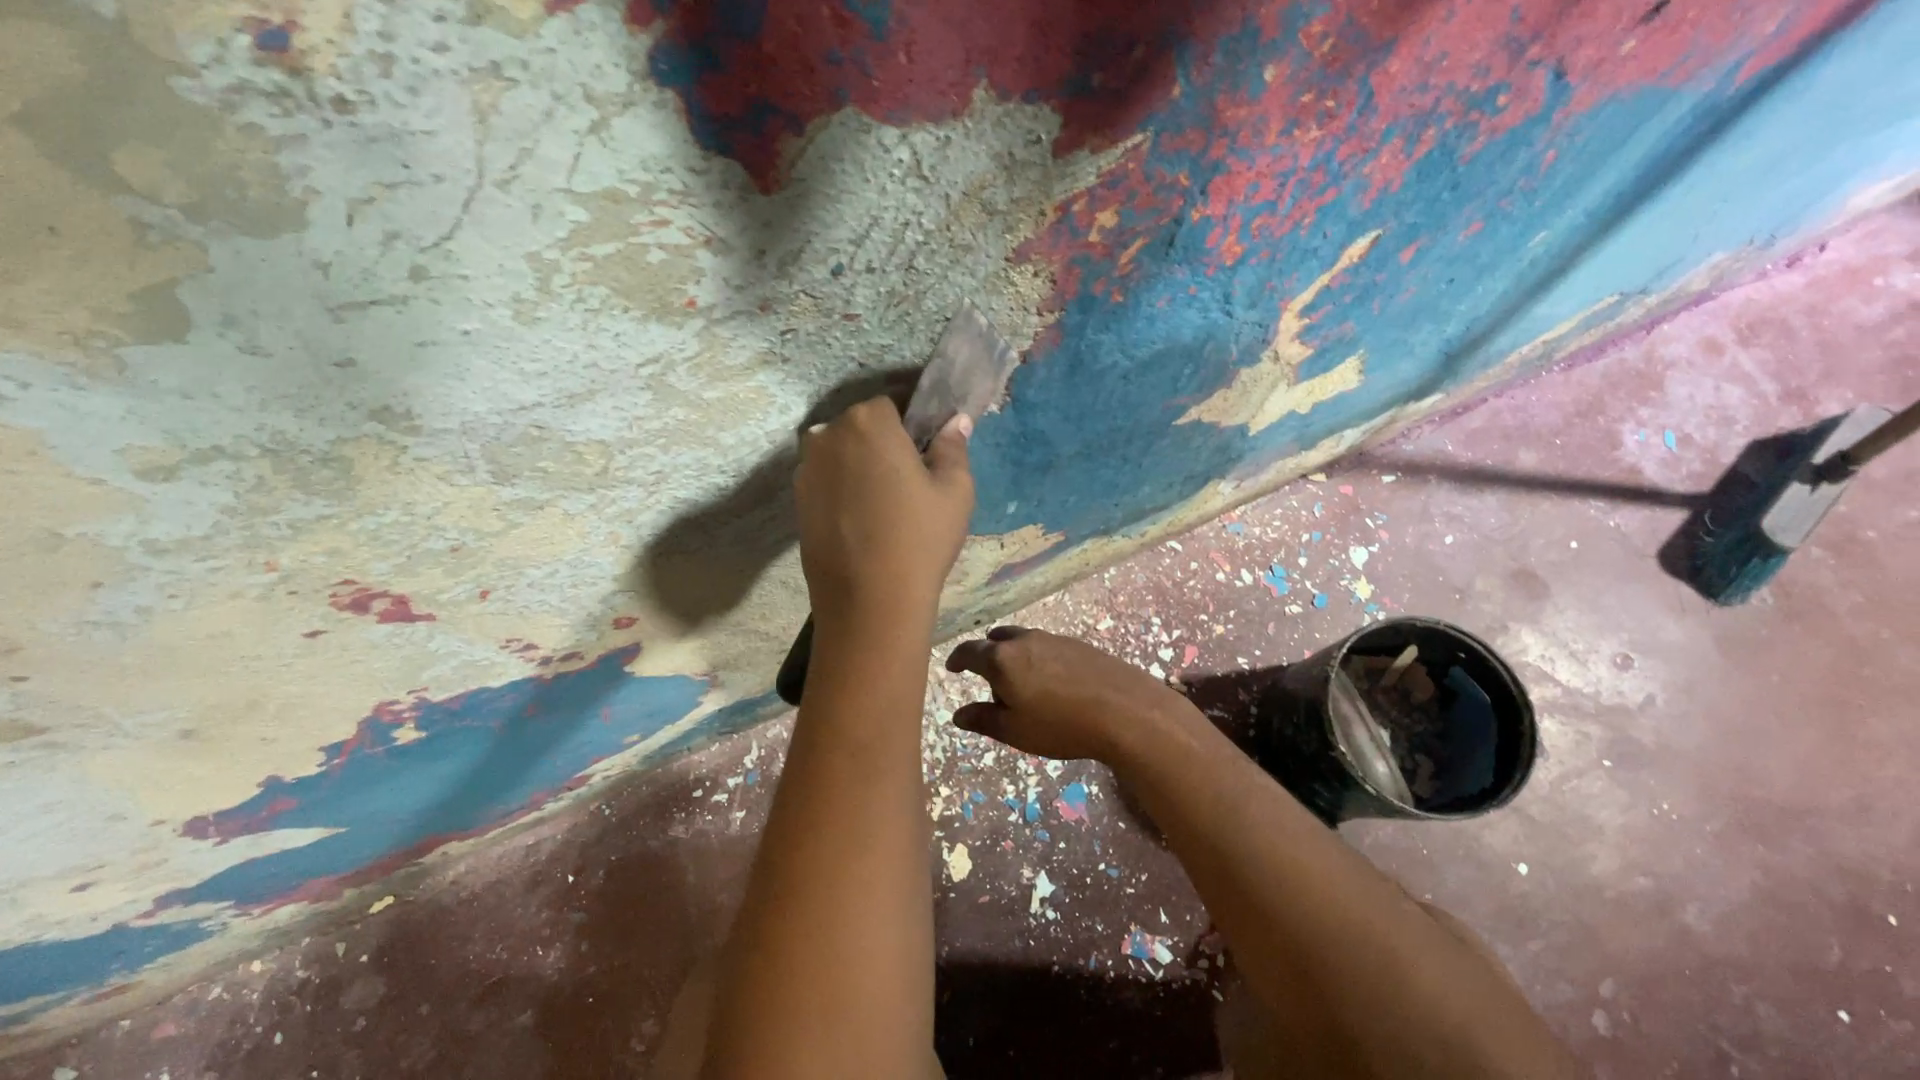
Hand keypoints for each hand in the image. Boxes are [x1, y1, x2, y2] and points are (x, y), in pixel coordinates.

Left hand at [794, 396, 974, 625]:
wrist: (869, 601)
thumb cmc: (920, 538)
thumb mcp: (955, 490)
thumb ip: (953, 447)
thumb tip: (956, 422)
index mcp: (867, 421)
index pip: (891, 405)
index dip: (911, 427)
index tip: (925, 454)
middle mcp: (826, 435)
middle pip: (860, 427)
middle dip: (881, 444)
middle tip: (908, 482)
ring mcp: (805, 470)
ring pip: (840, 455)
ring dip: (858, 468)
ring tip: (884, 506)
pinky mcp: (796, 503)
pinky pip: (826, 483)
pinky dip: (842, 493)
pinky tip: (863, 523)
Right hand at [943, 627, 1197, 761]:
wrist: (1126, 711)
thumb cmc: (1061, 726)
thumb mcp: (1015, 731)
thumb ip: (983, 720)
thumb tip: (958, 714)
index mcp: (1002, 660)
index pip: (970, 652)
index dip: (957, 659)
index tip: (952, 667)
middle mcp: (1025, 641)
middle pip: (997, 639)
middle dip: (988, 655)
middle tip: (990, 680)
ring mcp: (1056, 639)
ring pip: (1025, 640)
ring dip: (1016, 656)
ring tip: (1023, 685)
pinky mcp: (1081, 645)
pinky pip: (1049, 646)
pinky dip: (1040, 659)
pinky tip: (1053, 684)